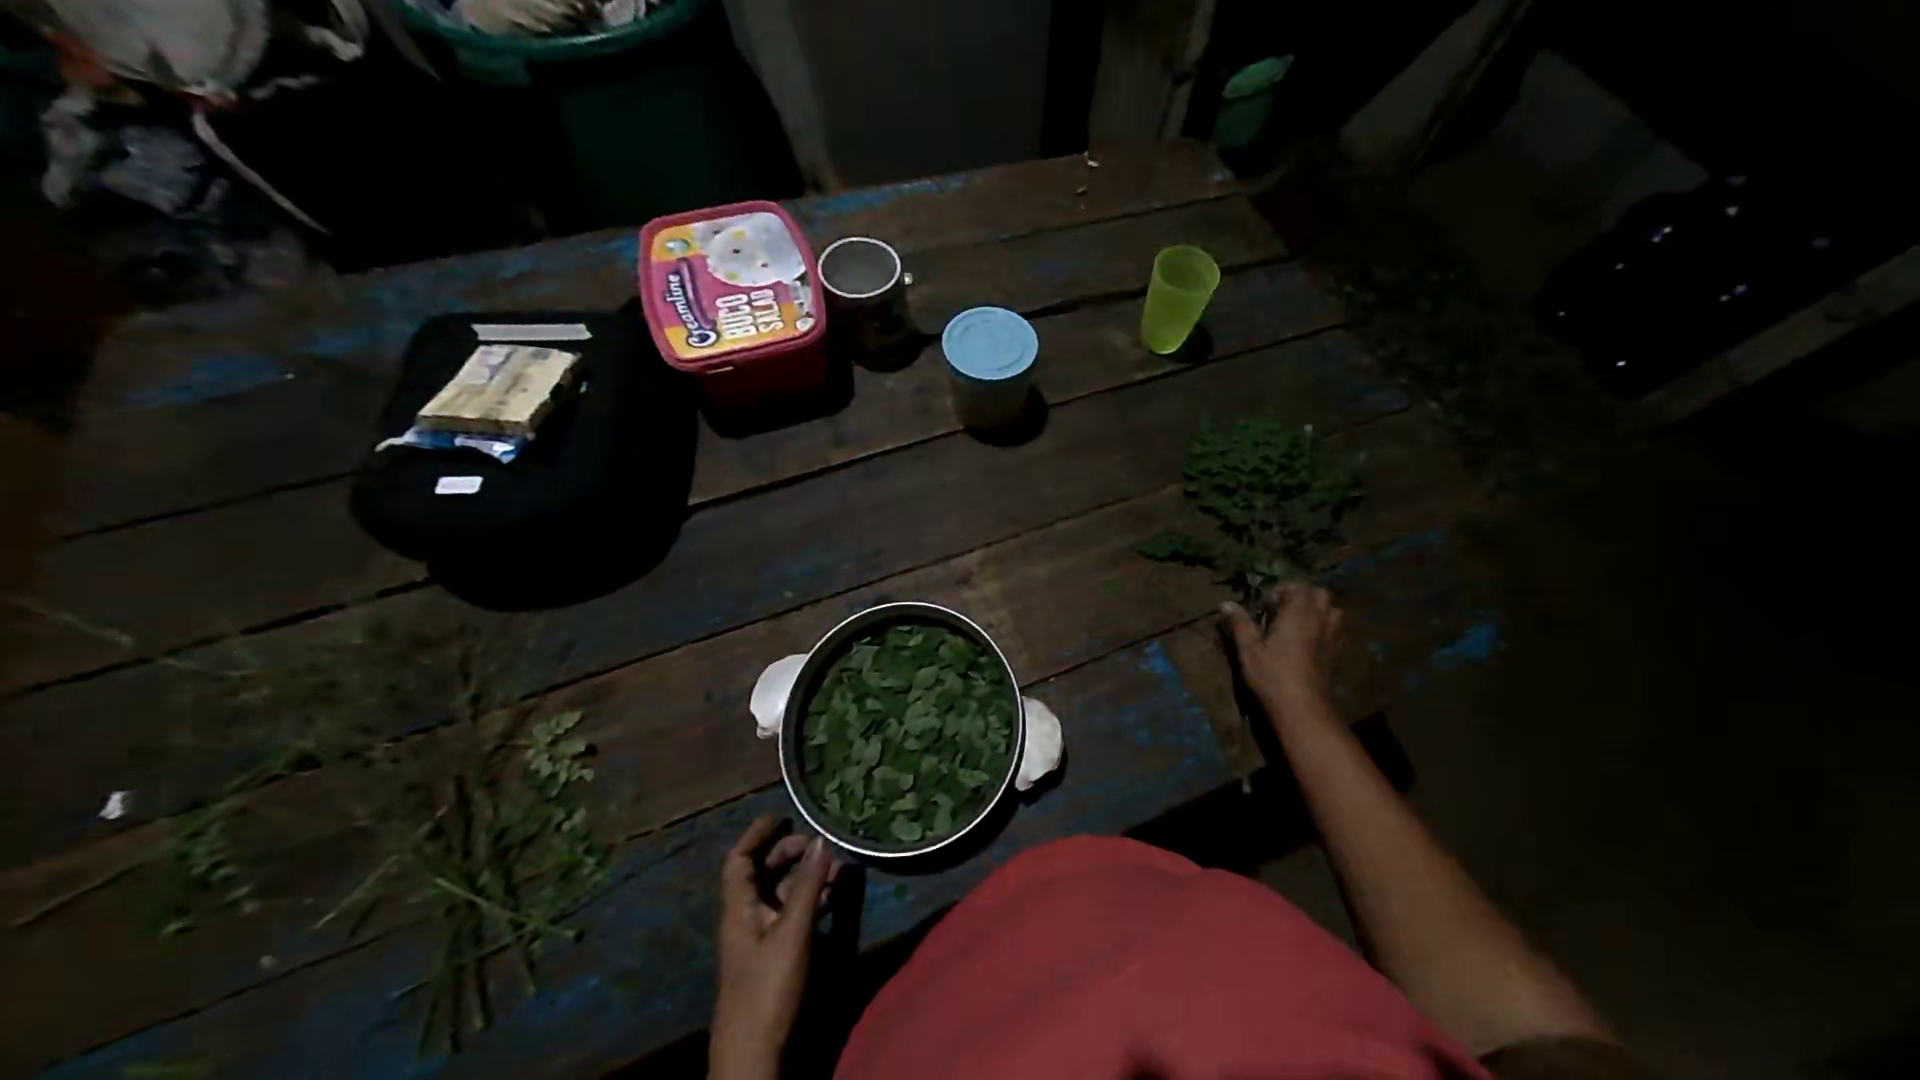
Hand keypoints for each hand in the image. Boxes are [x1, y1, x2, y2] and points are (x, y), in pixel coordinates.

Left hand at [711, 815, 839, 1079]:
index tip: (781, 815)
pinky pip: (791, 915)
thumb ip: (807, 886)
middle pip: (761, 874)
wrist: (754, 1054)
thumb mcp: (791, 932)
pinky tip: (833, 897)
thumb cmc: (767, 987)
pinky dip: (810, 901)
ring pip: (780, 895)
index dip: (756, 834)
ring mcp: (759, 939)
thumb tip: (821, 840)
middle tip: (817, 842)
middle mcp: (746, 917)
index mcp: (738, 908)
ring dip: (804, 877)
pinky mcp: (774, 957)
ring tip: (835, 866)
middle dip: (787, 853)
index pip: (739, 859)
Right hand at [1220, 583, 1343, 718]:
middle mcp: (1320, 620)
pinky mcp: (1337, 653)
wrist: (1303, 707)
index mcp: (1298, 614)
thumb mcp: (1249, 648)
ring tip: (1299, 621)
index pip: (1297, 587)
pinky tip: (1310, 640)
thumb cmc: (1272, 675)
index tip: (1265, 605)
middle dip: (1302, 595)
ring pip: (1333, 610)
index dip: (1281, 591)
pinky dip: (1326, 626)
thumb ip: (1240, 623)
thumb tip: (1225, 603)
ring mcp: (1332, 637)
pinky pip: (1337, 629)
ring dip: (1318, 609)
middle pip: (1320, 594)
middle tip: (1283, 608)